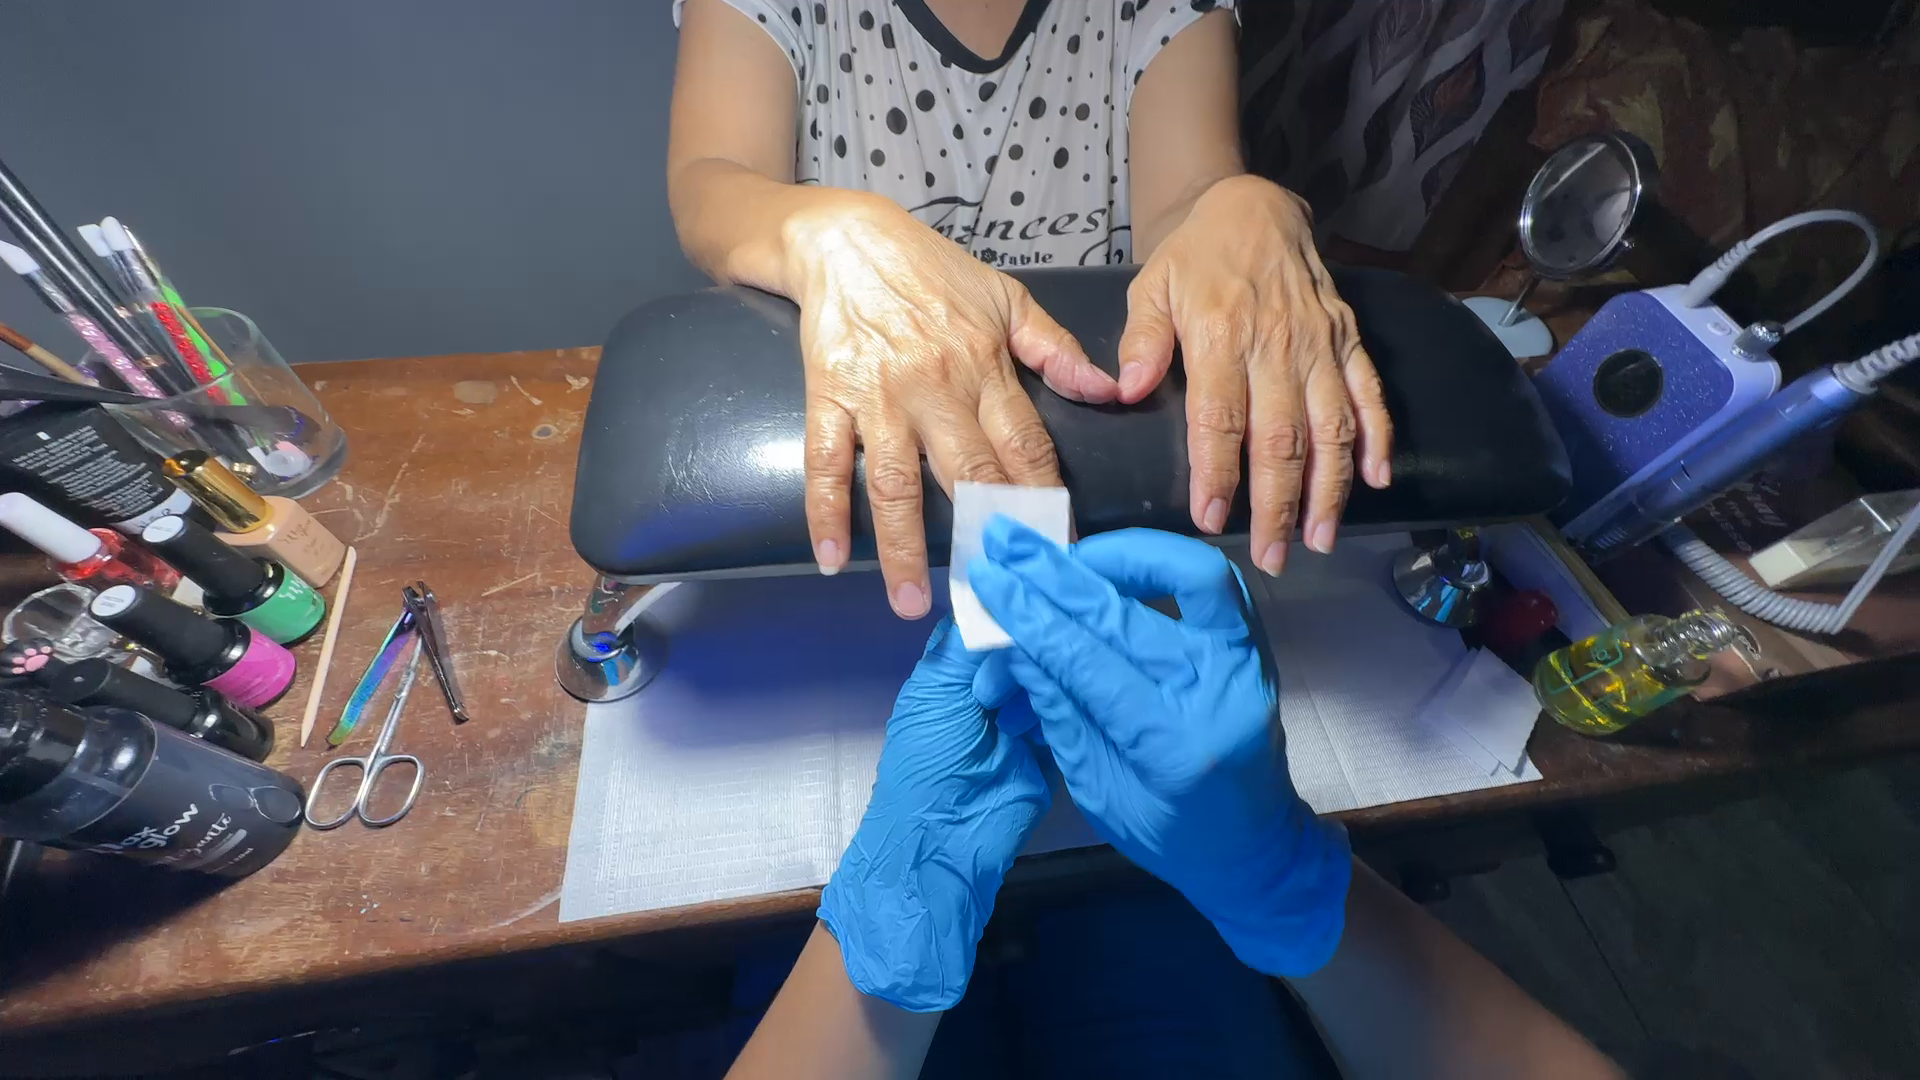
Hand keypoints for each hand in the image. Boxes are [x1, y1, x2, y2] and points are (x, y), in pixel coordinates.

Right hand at [785, 197, 1117, 616]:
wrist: (847, 239)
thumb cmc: (931, 272)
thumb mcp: (1005, 297)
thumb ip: (1055, 349)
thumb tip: (1108, 390)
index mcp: (984, 369)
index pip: (1024, 447)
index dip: (1045, 500)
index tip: (1060, 548)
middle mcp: (934, 390)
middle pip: (966, 474)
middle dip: (986, 536)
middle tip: (997, 594)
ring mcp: (878, 398)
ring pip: (894, 482)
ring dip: (903, 546)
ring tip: (911, 603)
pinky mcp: (829, 396)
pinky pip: (824, 461)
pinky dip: (823, 511)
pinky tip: (830, 558)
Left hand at [817, 616, 1050, 1010]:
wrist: (946, 839)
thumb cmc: (926, 758)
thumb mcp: (936, 690)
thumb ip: (964, 641)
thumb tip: (992, 584)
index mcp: (955, 667)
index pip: (989, 617)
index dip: (1011, 597)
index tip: (1041, 568)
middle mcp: (992, 683)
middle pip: (1025, 642)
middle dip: (1038, 633)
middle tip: (1066, 612)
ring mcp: (1026, 713)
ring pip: (1051, 670)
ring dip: (1055, 666)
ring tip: (1073, 651)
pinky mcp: (1054, 742)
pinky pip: (1070, 708)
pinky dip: (1074, 697)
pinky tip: (1088, 680)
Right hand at [967, 520, 1349, 975]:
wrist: (1256, 845)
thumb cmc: (1168, 831)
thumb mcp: (1095, 788)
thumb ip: (1056, 708)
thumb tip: (1012, 638)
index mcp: (1169, 747)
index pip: (1085, 661)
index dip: (1029, 614)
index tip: (986, 577)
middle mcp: (1216, 692)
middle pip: (1122, 612)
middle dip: (1052, 572)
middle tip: (1005, 540)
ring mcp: (1246, 660)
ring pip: (1186, 573)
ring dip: (1114, 552)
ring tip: (1064, 552)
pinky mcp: (1254, 642)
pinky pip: (1211, 578)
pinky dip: (1159, 558)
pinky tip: (1114, 561)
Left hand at [1118, 175, 1392, 576]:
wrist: (1252, 207)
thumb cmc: (1192, 259)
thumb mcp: (1151, 288)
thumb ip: (1142, 341)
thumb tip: (1127, 390)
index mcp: (1222, 338)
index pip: (1220, 418)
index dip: (1218, 472)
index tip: (1212, 519)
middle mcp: (1278, 346)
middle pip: (1280, 437)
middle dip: (1276, 503)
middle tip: (1271, 556)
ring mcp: (1320, 345)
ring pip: (1331, 426)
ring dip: (1329, 488)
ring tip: (1321, 539)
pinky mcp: (1349, 338)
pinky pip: (1369, 392)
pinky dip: (1379, 437)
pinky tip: (1378, 480)